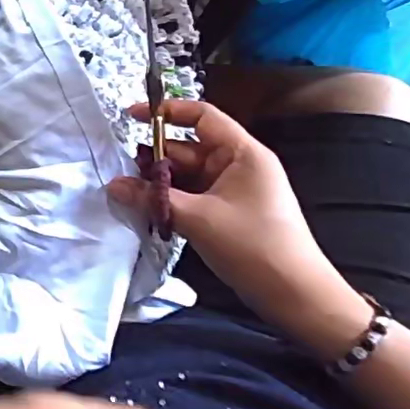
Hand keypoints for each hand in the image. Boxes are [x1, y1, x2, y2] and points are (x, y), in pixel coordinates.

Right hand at [107, 100, 371, 360]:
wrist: (295, 296)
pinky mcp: (227, 212)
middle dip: (156, 157)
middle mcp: (238, 165)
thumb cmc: (254, 246)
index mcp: (242, 153)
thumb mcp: (198, 219)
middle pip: (189, 148)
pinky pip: (192, 195)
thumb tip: (113, 185)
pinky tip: (148, 208)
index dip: (167, 112)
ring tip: (129, 191)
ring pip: (187, 174)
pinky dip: (172, 199)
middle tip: (124, 170)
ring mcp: (233, 190)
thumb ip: (153, 199)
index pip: (202, 117)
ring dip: (161, 182)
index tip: (133, 116)